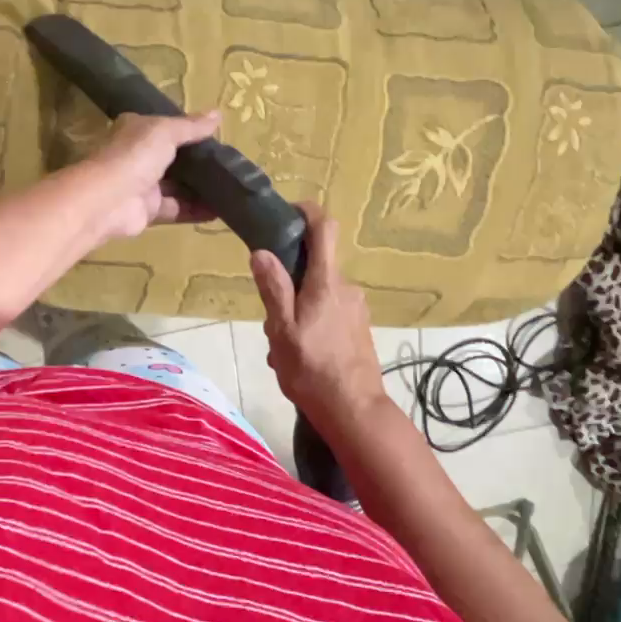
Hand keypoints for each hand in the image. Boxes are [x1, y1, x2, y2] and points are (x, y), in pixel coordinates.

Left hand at [76, 111, 220, 244]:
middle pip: (173, 159)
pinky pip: (176, 209)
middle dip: (198, 163)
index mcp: (137, 130)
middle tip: (228, 165)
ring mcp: (142, 186)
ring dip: (200, 189)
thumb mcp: (166, 131)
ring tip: (229, 188)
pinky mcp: (147, 212)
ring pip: (176, 187)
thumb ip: (192, 126)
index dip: (187, 131)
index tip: (214, 136)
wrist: (109, 199)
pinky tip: (219, 211)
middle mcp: (138, 157)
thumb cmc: (135, 155)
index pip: (165, 128)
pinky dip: (195, 210)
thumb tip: (218, 115)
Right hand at [246, 203, 386, 429]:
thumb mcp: (282, 330)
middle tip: (270, 320)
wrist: (353, 409)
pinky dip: (310, 329)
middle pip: (314, 269)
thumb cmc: (312, 370)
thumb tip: (261, 252)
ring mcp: (356, 310)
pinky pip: (328, 317)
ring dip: (296, 314)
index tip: (286, 213)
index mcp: (326, 283)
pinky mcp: (359, 330)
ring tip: (281, 350)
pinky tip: (299, 360)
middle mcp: (346, 288)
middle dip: (288, 285)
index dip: (306, 212)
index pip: (324, 228)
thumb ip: (273, 289)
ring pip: (318, 297)